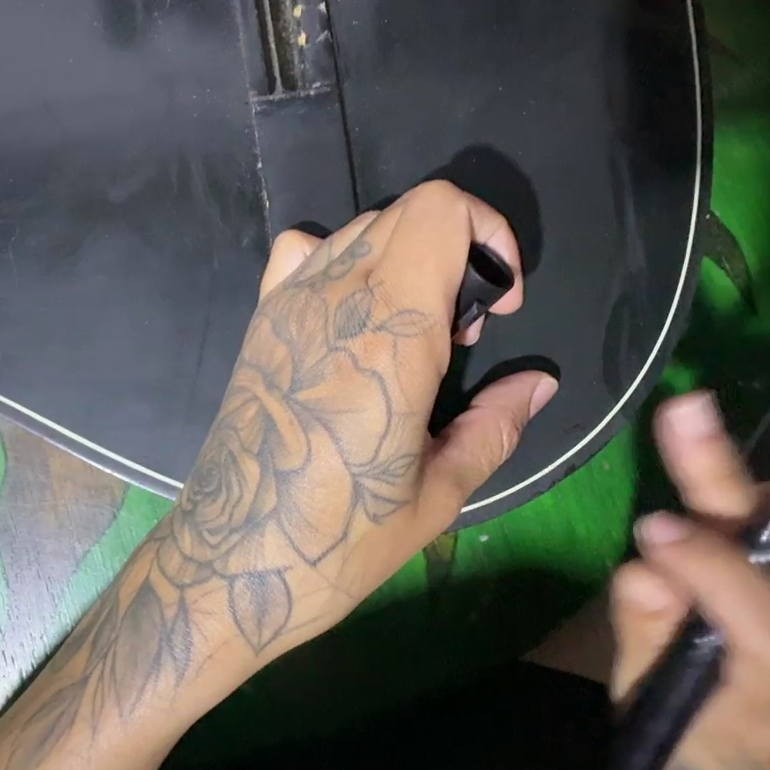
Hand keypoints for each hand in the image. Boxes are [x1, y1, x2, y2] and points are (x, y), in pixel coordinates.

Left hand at [166, 180, 556, 660]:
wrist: (230, 560)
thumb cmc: (340, 538)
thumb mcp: (438, 494)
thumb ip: (497, 425)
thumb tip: (540, 383)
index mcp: (392, 332)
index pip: (442, 210)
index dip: (492, 235)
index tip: (501, 304)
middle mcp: (337, 295)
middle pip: (411, 209)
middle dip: (459, 252)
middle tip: (461, 334)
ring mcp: (289, 300)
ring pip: (365, 225)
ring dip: (409, 257)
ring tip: (414, 332)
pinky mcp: (261, 316)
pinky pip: (306, 248)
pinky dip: (346, 256)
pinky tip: (354, 314)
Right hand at [612, 393, 769, 769]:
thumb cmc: (686, 739)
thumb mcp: (646, 704)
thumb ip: (646, 632)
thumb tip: (649, 562)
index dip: (717, 572)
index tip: (652, 526)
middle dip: (734, 483)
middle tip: (688, 410)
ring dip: (759, 488)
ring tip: (696, 436)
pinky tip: (745, 480)